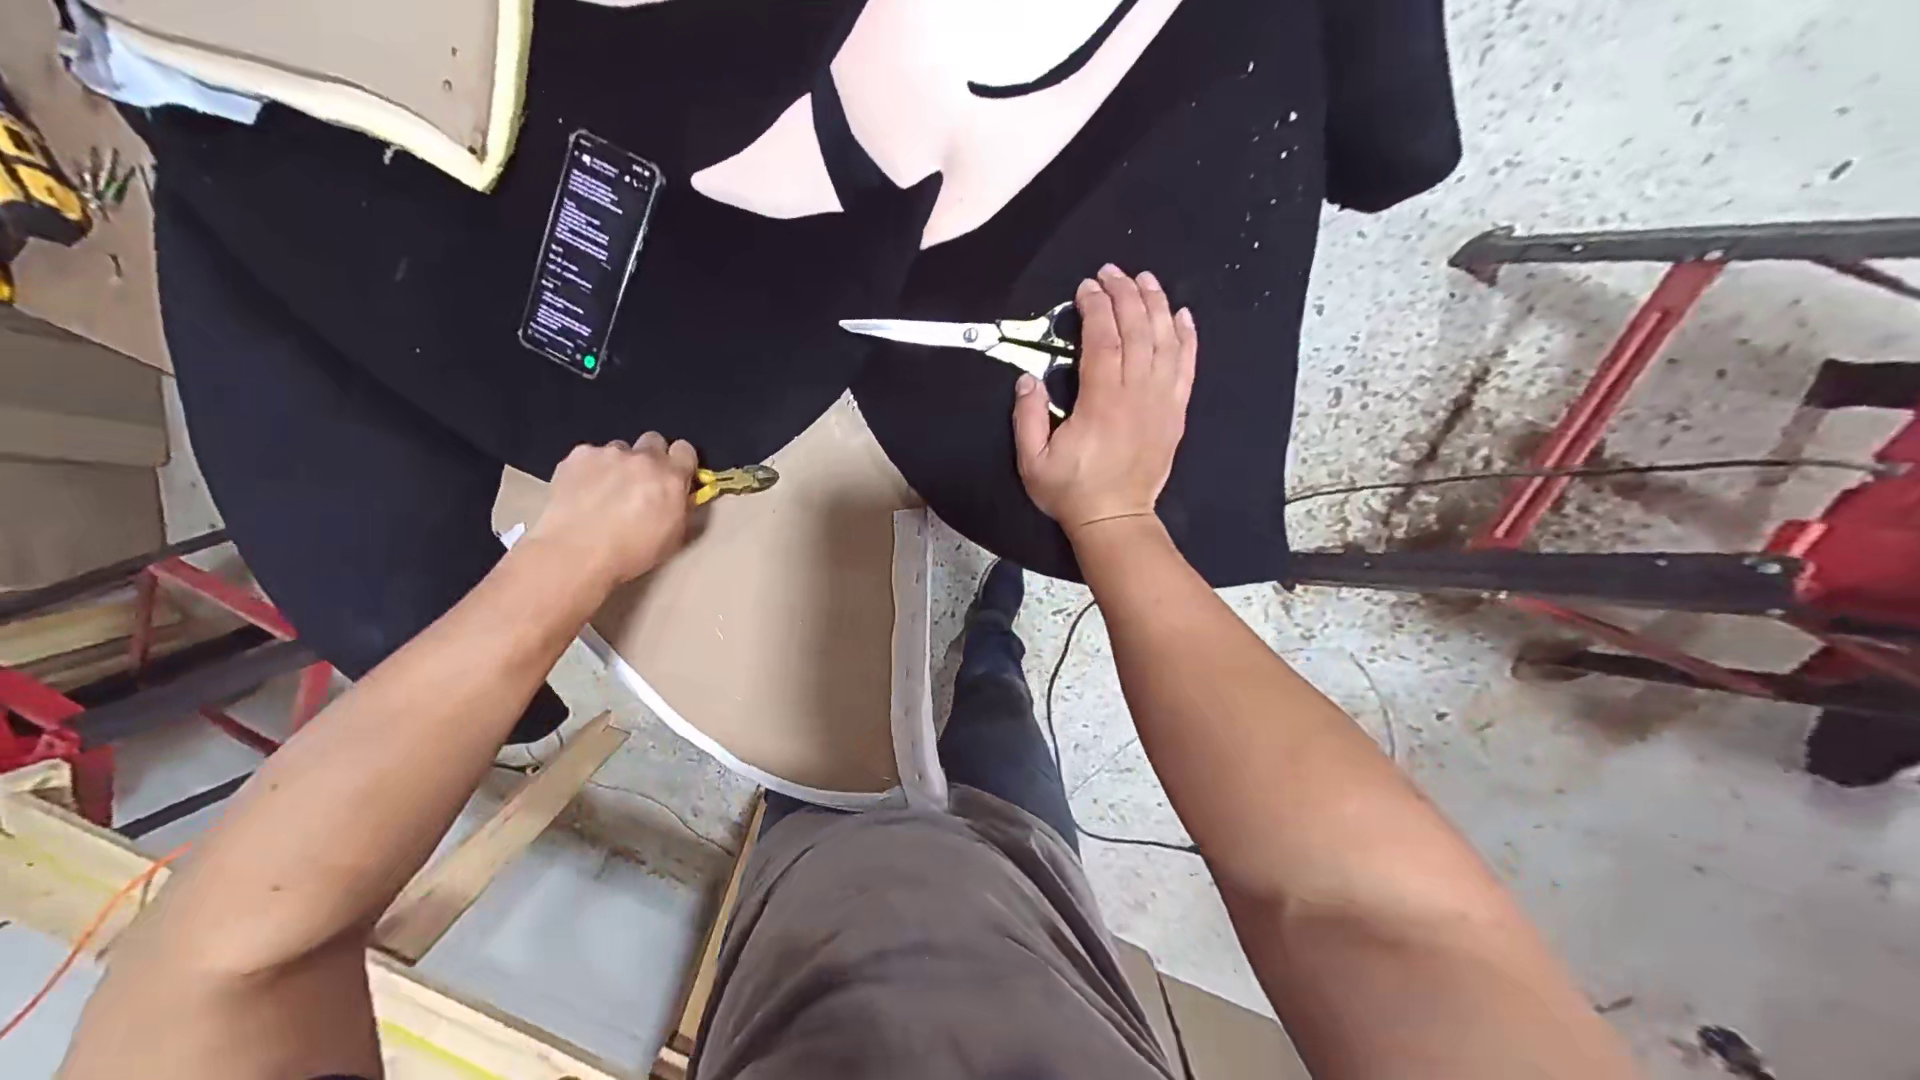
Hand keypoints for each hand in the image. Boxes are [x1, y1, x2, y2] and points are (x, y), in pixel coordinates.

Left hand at [524, 432, 697, 591]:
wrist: (576, 553)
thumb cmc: (632, 552)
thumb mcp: (675, 536)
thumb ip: (682, 507)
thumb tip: (681, 496)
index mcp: (671, 477)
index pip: (685, 449)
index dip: (680, 462)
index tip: (674, 477)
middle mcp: (643, 457)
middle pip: (654, 440)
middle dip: (651, 457)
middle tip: (641, 482)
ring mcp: (608, 453)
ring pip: (619, 449)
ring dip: (619, 464)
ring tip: (605, 491)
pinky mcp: (577, 457)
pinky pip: (589, 456)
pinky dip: (590, 469)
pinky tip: (582, 491)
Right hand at [1012, 265, 1196, 538]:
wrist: (1116, 520)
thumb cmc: (1072, 492)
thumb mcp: (1033, 461)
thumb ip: (1026, 417)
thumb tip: (1028, 378)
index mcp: (1101, 402)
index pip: (1102, 339)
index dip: (1095, 307)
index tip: (1086, 287)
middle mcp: (1137, 394)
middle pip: (1136, 330)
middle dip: (1124, 294)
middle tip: (1112, 272)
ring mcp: (1161, 402)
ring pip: (1165, 342)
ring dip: (1156, 305)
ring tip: (1145, 280)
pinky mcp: (1175, 413)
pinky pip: (1187, 367)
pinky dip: (1186, 338)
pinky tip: (1181, 315)